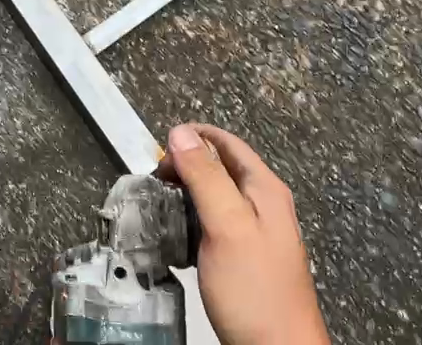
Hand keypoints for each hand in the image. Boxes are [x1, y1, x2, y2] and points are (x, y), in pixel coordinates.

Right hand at [158, 124, 330, 344]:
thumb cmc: (254, 290)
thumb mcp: (226, 225)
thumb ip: (204, 176)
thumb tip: (179, 132)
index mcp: (264, 189)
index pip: (225, 142)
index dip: (192, 139)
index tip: (160, 154)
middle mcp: (262, 204)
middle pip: (219, 167)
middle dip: (184, 167)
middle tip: (157, 184)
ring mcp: (254, 232)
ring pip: (214, 195)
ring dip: (186, 194)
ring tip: (161, 208)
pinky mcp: (243, 256)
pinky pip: (213, 223)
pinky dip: (192, 221)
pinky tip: (177, 237)